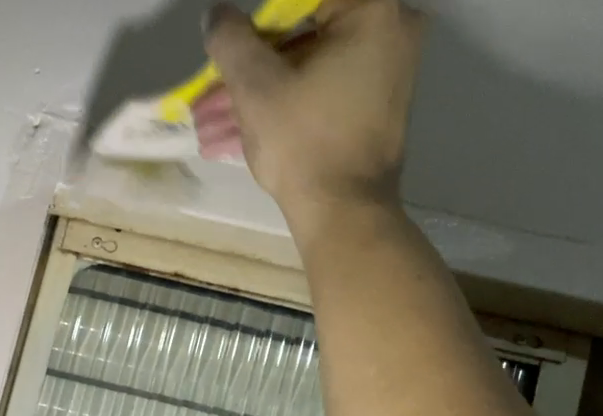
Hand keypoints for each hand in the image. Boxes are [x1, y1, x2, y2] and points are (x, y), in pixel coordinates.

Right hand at [194, 0, 426, 228]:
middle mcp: (392, 29)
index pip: (302, 2)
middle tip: (210, 96)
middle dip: (252, 67)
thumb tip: (217, 13)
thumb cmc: (302, 140)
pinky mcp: (377, 104)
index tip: (231, 55)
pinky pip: (323, 91)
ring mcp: (388, 69)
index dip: (260, 26)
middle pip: (305, 34)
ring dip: (259, 93)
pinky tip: (241, 133)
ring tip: (212, 126)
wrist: (343, 207)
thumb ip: (231, 41)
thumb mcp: (255, 87)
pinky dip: (284, 106)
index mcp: (371, 11)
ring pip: (309, 68)